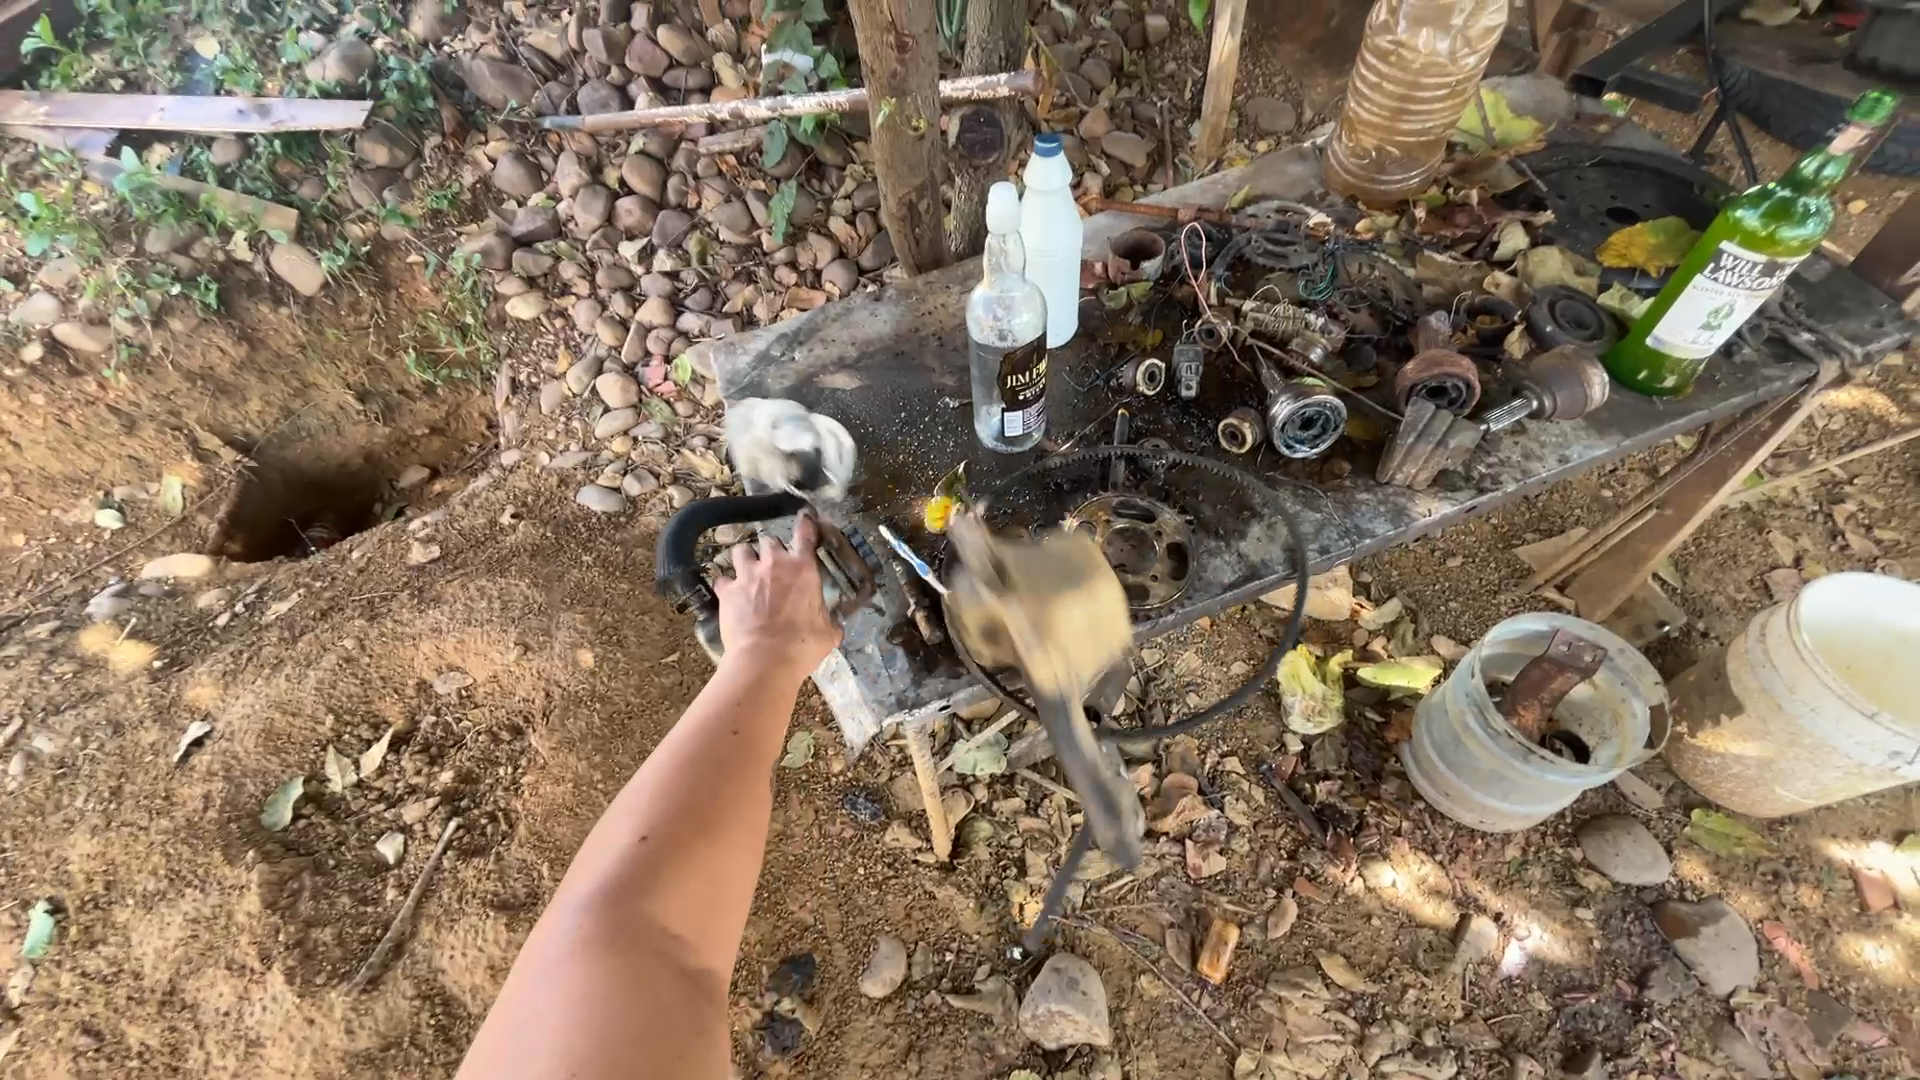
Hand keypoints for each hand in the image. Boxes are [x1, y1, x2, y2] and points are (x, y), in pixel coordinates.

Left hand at [714, 513, 842, 680]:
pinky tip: (728, 594)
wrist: (766, 659)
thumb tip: (835, 627)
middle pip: (769, 540)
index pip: (805, 534)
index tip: (805, 518)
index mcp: (803, 568)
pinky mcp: (727, 591)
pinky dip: (725, 585)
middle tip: (774, 564)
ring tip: (747, 570)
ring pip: (741, 550)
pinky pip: (722, 579)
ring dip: (745, 558)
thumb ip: (830, 622)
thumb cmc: (803, 644)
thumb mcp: (828, 632)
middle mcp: (775, 563)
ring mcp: (748, 574)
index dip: (805, 523)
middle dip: (771, 550)